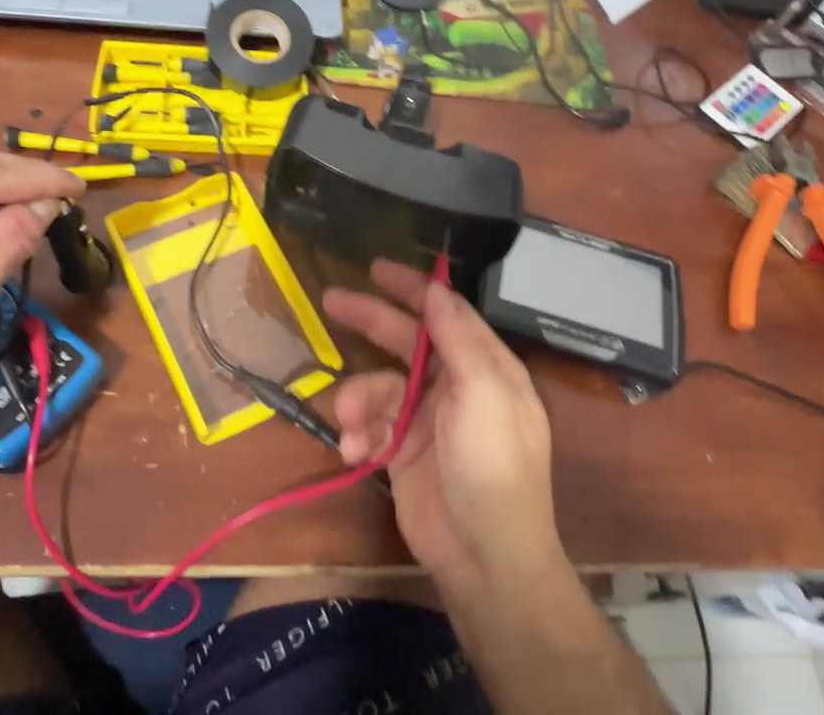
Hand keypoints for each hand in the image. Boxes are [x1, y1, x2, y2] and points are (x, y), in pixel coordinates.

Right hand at [322, 260, 563, 592]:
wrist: (484, 555)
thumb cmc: (493, 467)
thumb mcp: (485, 395)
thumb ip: (459, 340)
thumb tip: (439, 289)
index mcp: (484, 366)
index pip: (446, 313)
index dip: (414, 288)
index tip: (377, 268)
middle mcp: (455, 386)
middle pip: (406, 340)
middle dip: (369, 321)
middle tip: (330, 301)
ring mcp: (426, 420)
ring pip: (379, 387)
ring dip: (358, 399)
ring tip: (349, 423)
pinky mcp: (401, 452)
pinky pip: (369, 426)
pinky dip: (357, 435)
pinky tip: (355, 452)